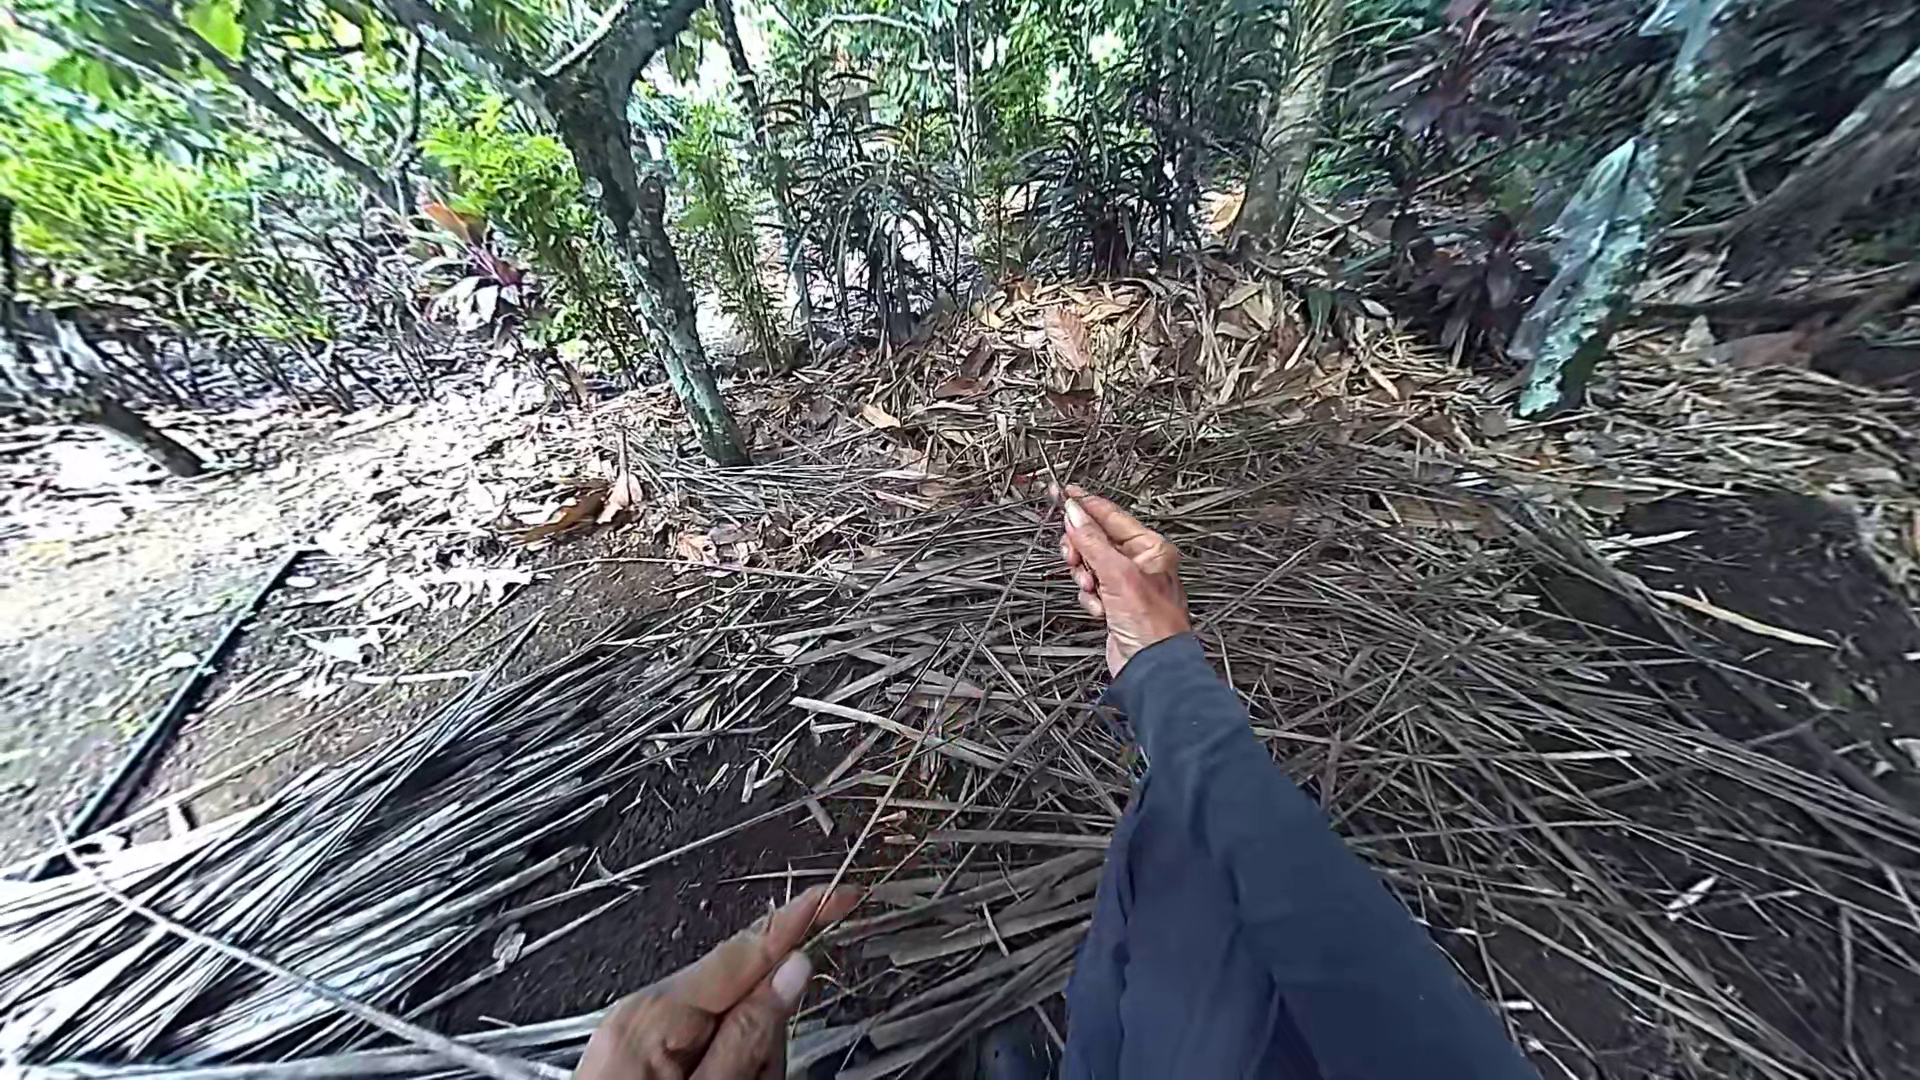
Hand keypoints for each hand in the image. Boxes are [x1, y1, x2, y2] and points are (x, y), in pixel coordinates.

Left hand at [575, 885, 860, 1079]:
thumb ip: (751, 1033)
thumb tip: (796, 966)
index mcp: (655, 1014)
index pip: (748, 946)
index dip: (801, 916)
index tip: (840, 893)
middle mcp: (647, 1011)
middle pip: (745, 987)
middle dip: (770, 1030)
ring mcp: (643, 1034)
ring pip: (735, 1018)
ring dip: (752, 1059)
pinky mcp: (646, 1057)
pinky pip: (712, 1042)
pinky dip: (730, 1068)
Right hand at [1056, 486, 1190, 675]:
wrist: (1150, 666)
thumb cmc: (1151, 624)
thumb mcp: (1117, 574)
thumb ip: (1091, 540)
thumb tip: (1074, 513)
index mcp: (1150, 547)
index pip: (1111, 515)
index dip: (1085, 504)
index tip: (1064, 493)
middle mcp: (1139, 563)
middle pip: (1095, 540)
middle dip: (1081, 551)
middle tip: (1074, 557)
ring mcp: (1125, 584)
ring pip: (1088, 564)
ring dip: (1084, 577)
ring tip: (1092, 589)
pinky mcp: (1114, 603)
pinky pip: (1090, 588)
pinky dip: (1089, 597)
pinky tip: (1098, 608)